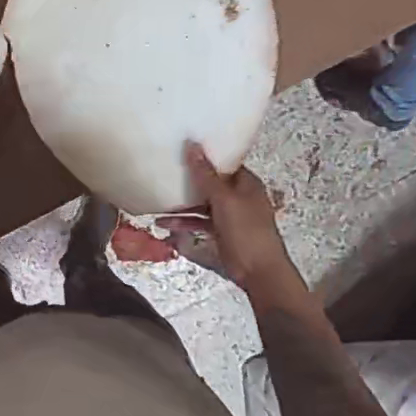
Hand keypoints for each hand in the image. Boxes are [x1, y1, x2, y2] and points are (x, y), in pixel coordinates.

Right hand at [159, 143, 296, 289]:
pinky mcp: (220, 232)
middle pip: (210, 183)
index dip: (206, 157)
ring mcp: (229, 215)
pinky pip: (198, 222)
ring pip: (201, 204)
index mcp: (246, 184)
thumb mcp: (223, 199)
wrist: (258, 270)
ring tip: (157, 202)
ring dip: (181, 205)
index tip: (182, 149)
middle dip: (189, 180)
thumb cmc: (246, 230)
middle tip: (165, 171)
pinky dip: (183, 223)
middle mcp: (238, 197)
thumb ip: (205, 174)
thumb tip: (192, 145)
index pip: (224, 164)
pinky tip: (163, 225)